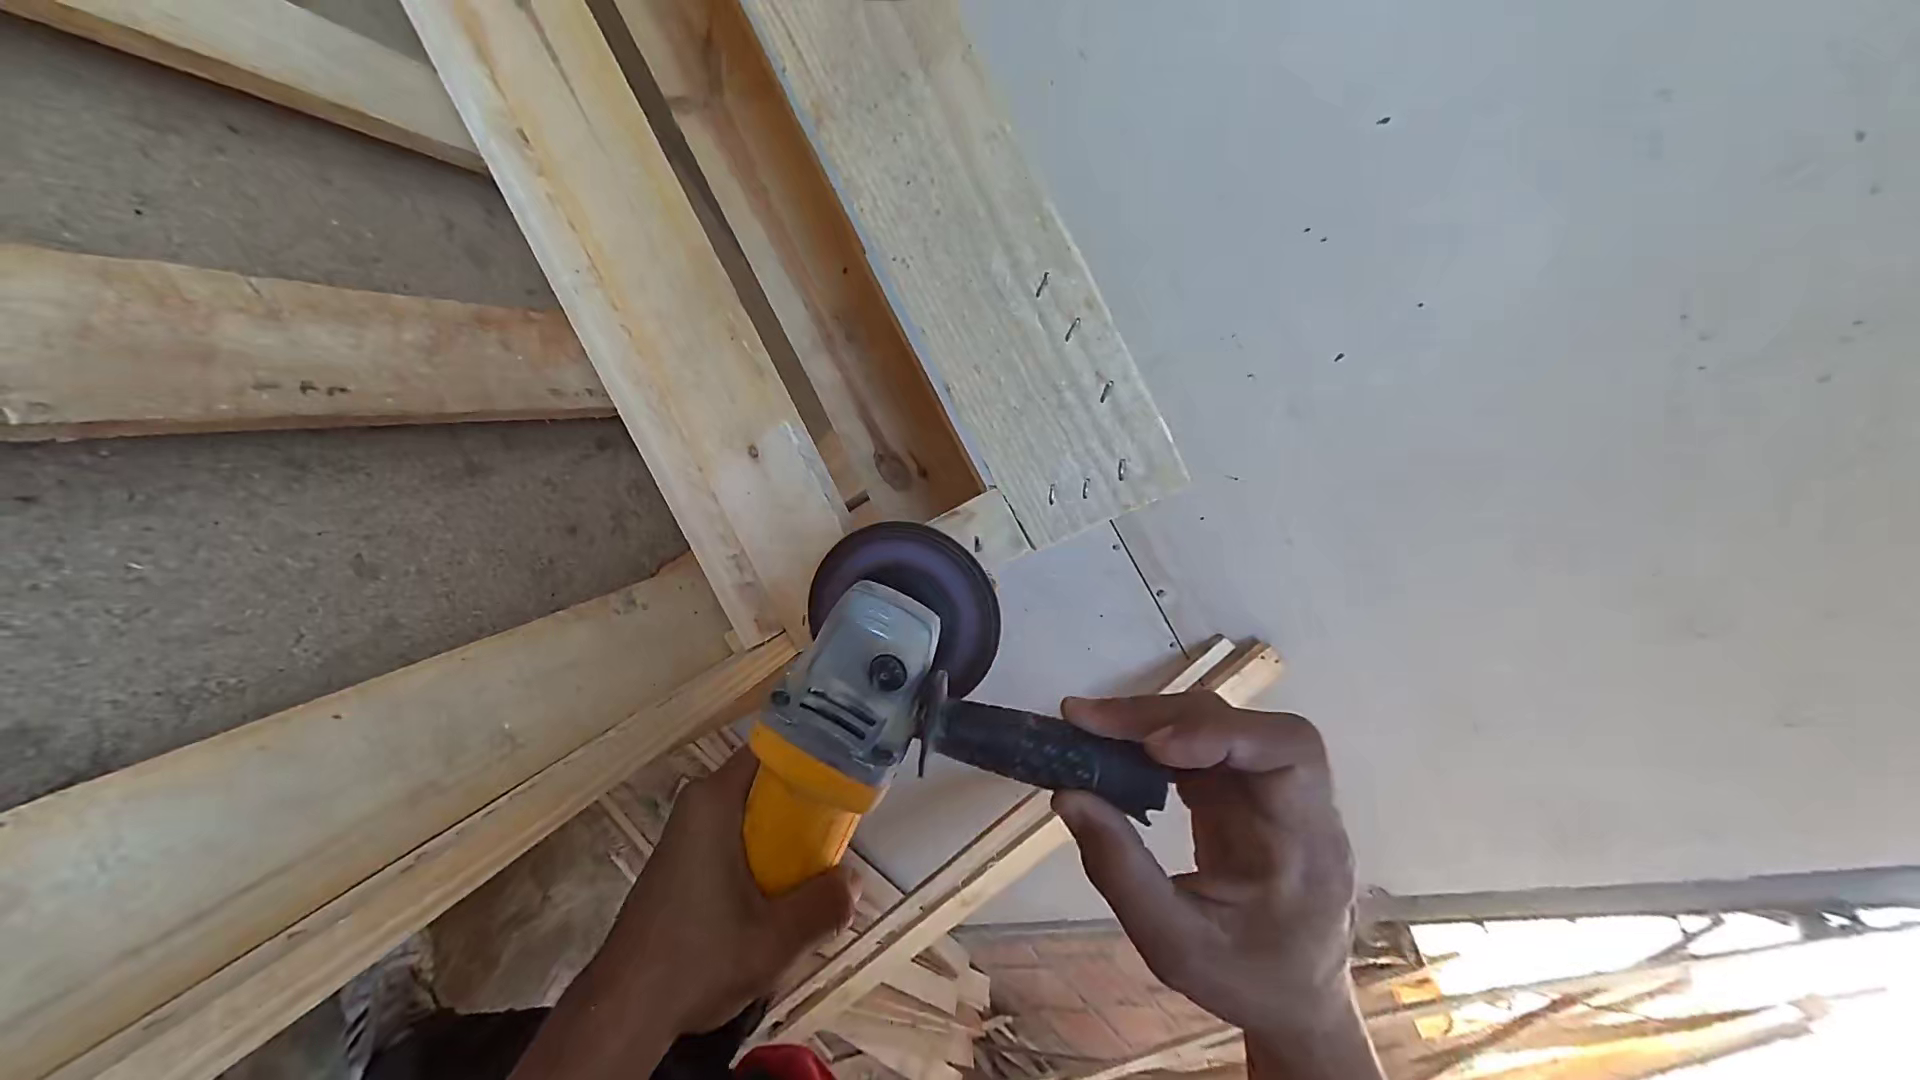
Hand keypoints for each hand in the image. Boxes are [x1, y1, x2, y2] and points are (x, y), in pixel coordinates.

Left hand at [604, 750, 859, 1032]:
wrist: (621, 1014)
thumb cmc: (696, 961)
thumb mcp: (775, 940)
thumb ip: (824, 906)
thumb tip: (854, 880)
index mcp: (715, 800)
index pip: (774, 749)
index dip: (814, 758)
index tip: (846, 778)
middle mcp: (699, 804)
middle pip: (768, 782)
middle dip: (806, 804)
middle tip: (840, 831)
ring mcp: (688, 833)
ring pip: (754, 813)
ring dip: (787, 834)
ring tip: (819, 865)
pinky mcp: (684, 861)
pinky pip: (737, 836)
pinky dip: (764, 852)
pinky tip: (780, 891)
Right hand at [1052, 694, 1379, 1078]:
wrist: (1290, 996)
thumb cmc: (1247, 979)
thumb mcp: (1175, 946)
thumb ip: (1120, 871)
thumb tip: (1067, 794)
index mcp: (1307, 840)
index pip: (1289, 751)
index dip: (1221, 733)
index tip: (1154, 747)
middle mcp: (1293, 797)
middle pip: (1237, 722)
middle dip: (1160, 715)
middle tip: (1087, 720)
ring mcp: (1263, 786)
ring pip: (1209, 721)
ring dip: (1148, 719)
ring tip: (1088, 727)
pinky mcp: (1235, 785)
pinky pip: (1191, 741)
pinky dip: (1147, 737)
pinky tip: (1111, 748)